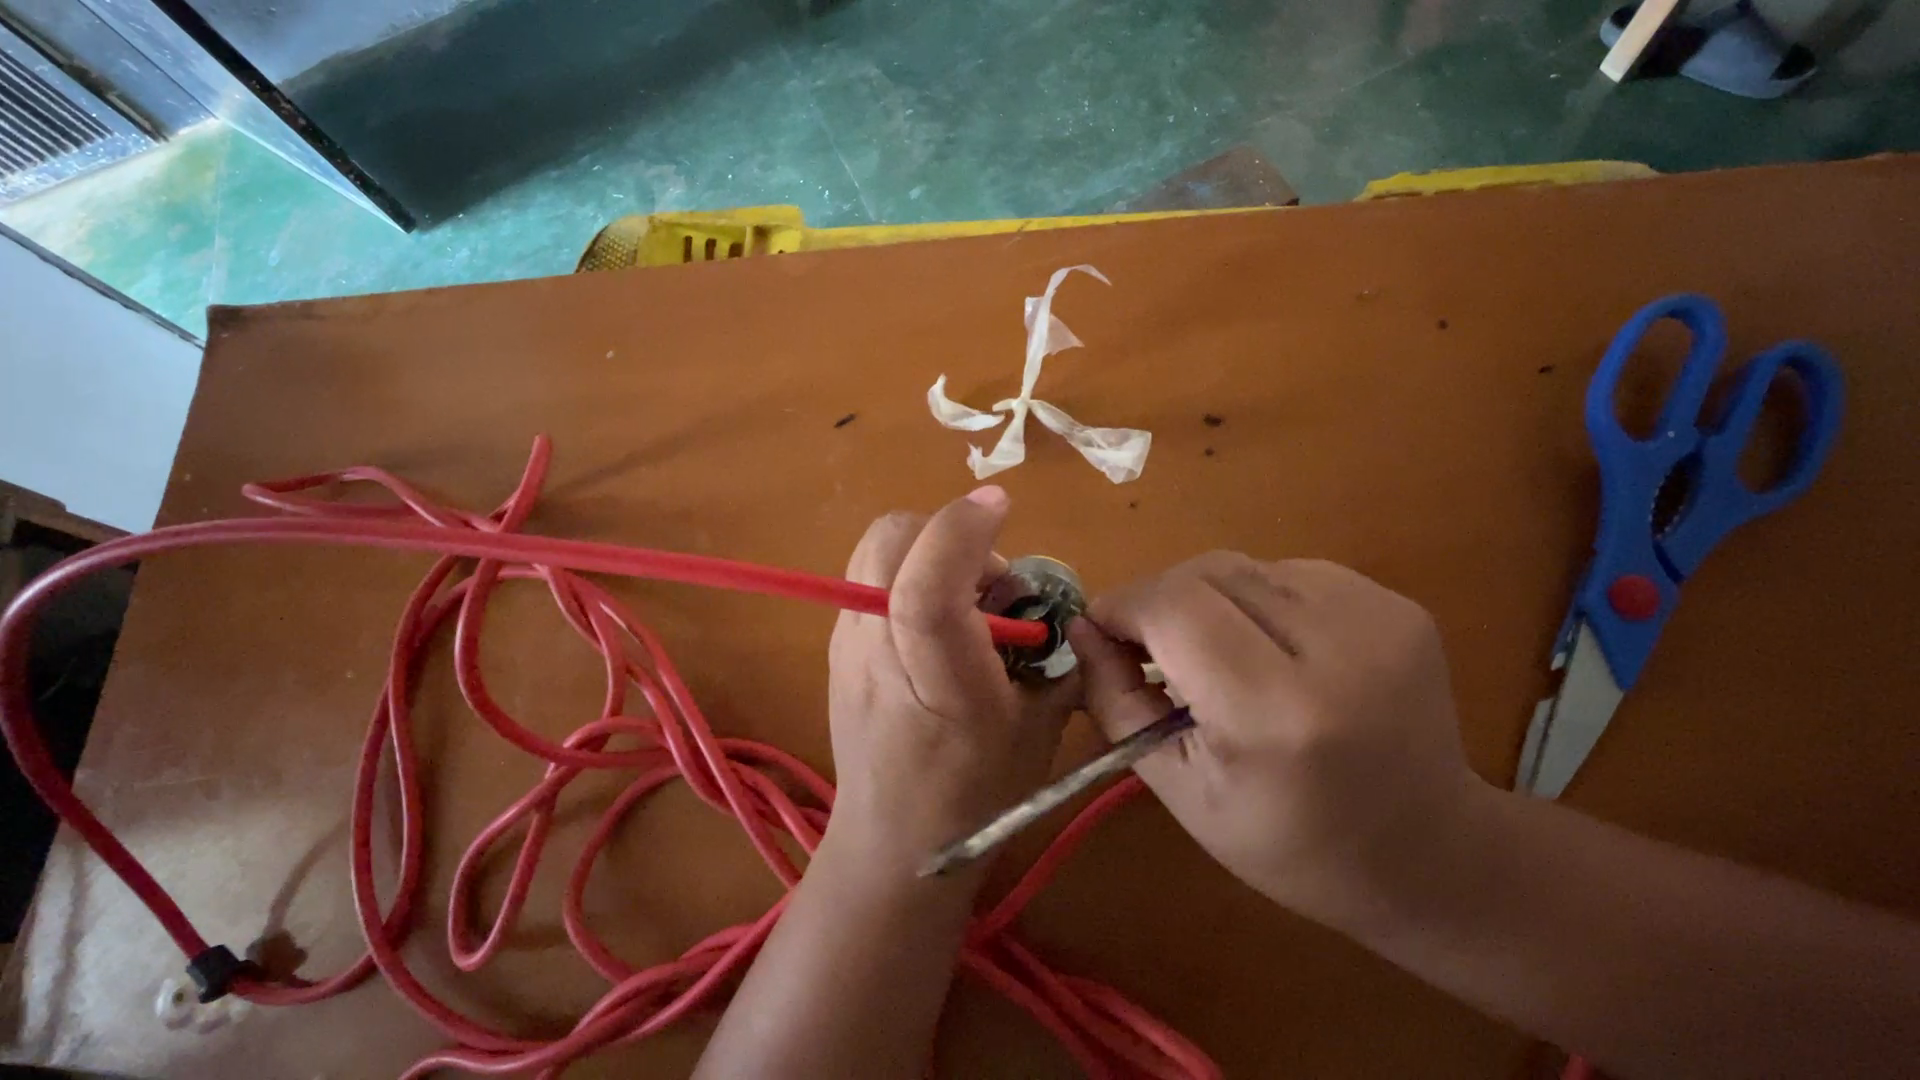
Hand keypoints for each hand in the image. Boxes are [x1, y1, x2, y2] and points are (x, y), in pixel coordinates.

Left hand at [825, 487, 1077, 878]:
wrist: (892, 848)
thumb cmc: (974, 801)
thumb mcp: (1036, 733)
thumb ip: (1054, 662)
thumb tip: (1057, 609)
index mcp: (936, 683)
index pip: (925, 588)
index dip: (961, 533)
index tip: (1001, 507)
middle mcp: (877, 651)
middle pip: (888, 541)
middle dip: (947, 531)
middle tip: (991, 581)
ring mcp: (847, 645)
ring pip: (874, 549)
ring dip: (927, 548)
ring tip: (966, 602)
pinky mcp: (837, 647)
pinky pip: (868, 576)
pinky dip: (907, 571)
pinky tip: (936, 625)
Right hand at [1070, 553, 1482, 926]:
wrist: (1427, 854)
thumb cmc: (1289, 844)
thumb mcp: (1182, 791)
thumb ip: (1119, 702)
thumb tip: (1082, 629)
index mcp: (1277, 712)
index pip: (1175, 608)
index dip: (1123, 606)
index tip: (1100, 631)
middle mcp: (1337, 647)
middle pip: (1207, 572)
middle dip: (1158, 600)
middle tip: (1147, 649)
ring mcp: (1377, 616)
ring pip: (1246, 565)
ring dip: (1207, 598)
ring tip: (1216, 657)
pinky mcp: (1398, 604)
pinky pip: (1292, 573)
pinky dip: (1258, 600)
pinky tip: (1272, 651)